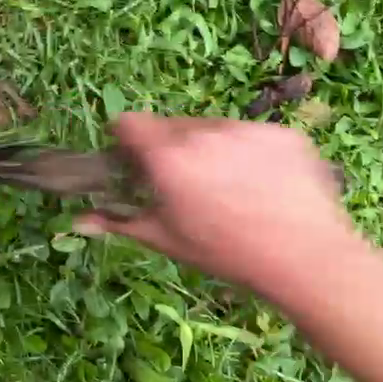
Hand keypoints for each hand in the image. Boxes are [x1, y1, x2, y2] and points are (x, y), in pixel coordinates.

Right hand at [76, 114, 356, 294]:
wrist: (306, 257)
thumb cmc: (224, 252)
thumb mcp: (165, 239)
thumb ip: (117, 222)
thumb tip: (77, 222)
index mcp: (166, 156)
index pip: (128, 123)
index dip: (125, 140)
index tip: (131, 159)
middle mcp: (202, 132)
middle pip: (170, 126)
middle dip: (168, 148)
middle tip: (181, 183)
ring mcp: (245, 129)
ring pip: (211, 129)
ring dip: (206, 148)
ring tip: (225, 188)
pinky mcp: (281, 133)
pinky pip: (250, 135)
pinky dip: (246, 152)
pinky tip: (258, 185)